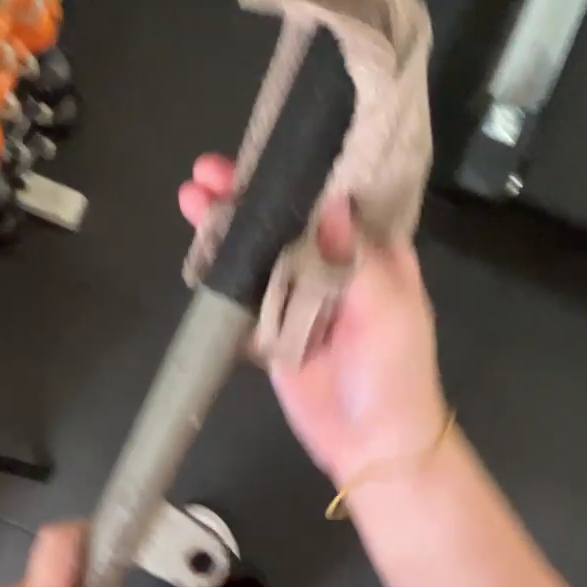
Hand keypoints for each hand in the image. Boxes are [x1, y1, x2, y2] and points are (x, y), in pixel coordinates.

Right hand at [180, 154, 445, 483]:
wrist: (371, 442)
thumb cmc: (394, 372)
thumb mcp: (389, 309)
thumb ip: (357, 256)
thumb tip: (329, 199)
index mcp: (373, 252)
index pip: (336, 195)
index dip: (304, 168)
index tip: (270, 144)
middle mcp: (333, 265)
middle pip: (287, 218)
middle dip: (250, 194)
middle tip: (209, 172)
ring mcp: (298, 296)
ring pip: (259, 251)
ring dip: (228, 227)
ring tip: (192, 199)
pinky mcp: (270, 328)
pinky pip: (243, 294)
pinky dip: (220, 272)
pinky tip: (198, 249)